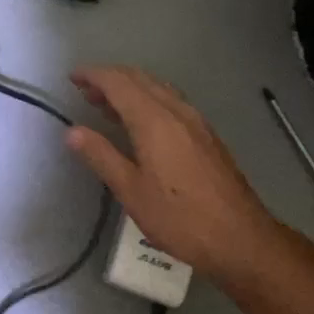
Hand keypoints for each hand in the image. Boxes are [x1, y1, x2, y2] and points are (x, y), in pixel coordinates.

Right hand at [64, 67, 280, 284]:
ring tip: (107, 106)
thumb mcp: (131, 192)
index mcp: (154, 120)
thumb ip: (101, 156)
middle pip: (139, 79)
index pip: (118, 82)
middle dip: (110, 79)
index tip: (73, 78)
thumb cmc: (180, 218)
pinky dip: (148, 100)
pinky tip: (142, 123)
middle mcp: (176, 110)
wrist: (240, 237)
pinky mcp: (206, 134)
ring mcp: (195, 121)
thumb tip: (72, 131)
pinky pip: (171, 101)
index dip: (93, 75)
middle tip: (85, 93)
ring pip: (158, 88)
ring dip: (130, 89)